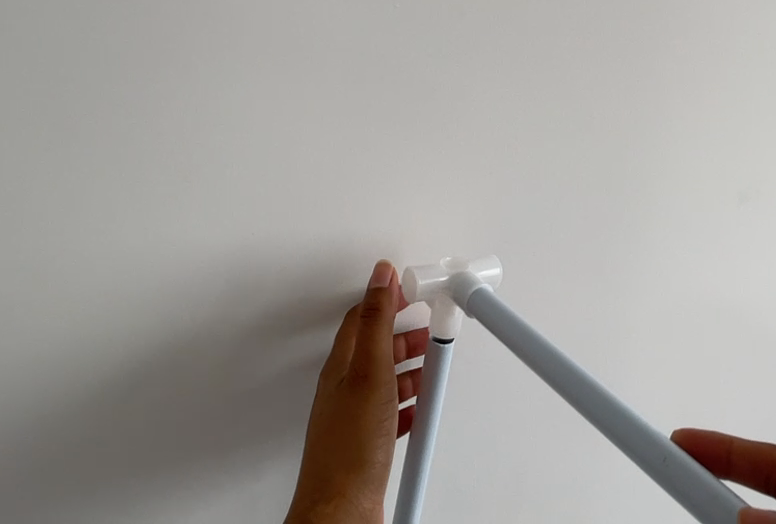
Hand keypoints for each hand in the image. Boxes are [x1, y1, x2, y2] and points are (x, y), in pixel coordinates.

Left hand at [284, 260, 430, 523]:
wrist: (343, 510)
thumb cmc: (349, 448)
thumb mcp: (370, 371)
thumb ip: (378, 322)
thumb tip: (380, 275)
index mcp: (343, 365)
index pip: (364, 316)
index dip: (388, 297)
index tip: (413, 287)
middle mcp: (347, 387)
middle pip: (377, 346)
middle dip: (405, 331)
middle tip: (429, 321)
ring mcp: (357, 416)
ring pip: (387, 377)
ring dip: (411, 364)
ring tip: (433, 359)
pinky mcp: (369, 441)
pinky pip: (393, 409)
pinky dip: (412, 400)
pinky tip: (421, 404)